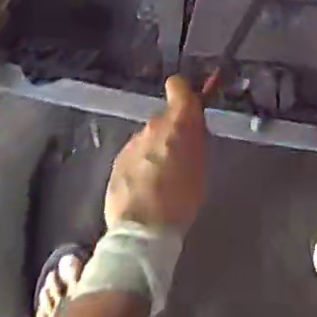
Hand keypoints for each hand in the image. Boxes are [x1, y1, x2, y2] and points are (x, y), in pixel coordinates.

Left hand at [104, 76, 207, 228]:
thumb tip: (190, 128)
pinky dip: (139, 166)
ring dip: (154, 150)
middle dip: (170, 131)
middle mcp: (153, 126)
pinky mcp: (116, 163)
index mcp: (179, 121)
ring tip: (159, 179)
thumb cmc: (183, 196)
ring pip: (147, 138)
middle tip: (178, 155)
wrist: (143, 230)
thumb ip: (194, 138)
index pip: (177, 85)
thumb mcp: (201, 163)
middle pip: (163, 118)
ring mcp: (132, 144)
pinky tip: (144, 189)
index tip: (188, 104)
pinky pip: (133, 156)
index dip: (183, 92)